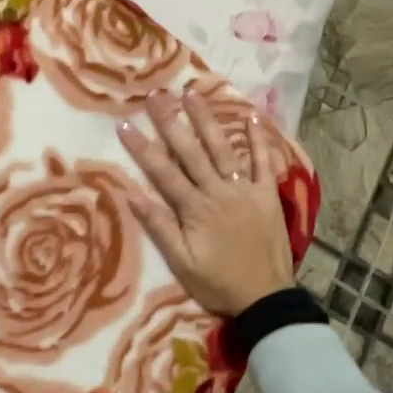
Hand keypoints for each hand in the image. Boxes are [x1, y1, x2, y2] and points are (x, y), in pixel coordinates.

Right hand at [116, 86, 294, 316]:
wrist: (266, 298)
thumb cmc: (218, 282)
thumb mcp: (181, 262)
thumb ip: (160, 226)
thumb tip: (132, 194)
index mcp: (194, 208)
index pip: (162, 171)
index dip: (142, 147)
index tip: (125, 124)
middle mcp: (218, 191)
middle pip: (190, 151)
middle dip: (171, 122)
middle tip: (156, 94)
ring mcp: (245, 190)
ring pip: (222, 149)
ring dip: (206, 120)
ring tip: (192, 93)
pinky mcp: (268, 195)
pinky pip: (264, 163)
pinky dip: (259, 140)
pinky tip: (253, 116)